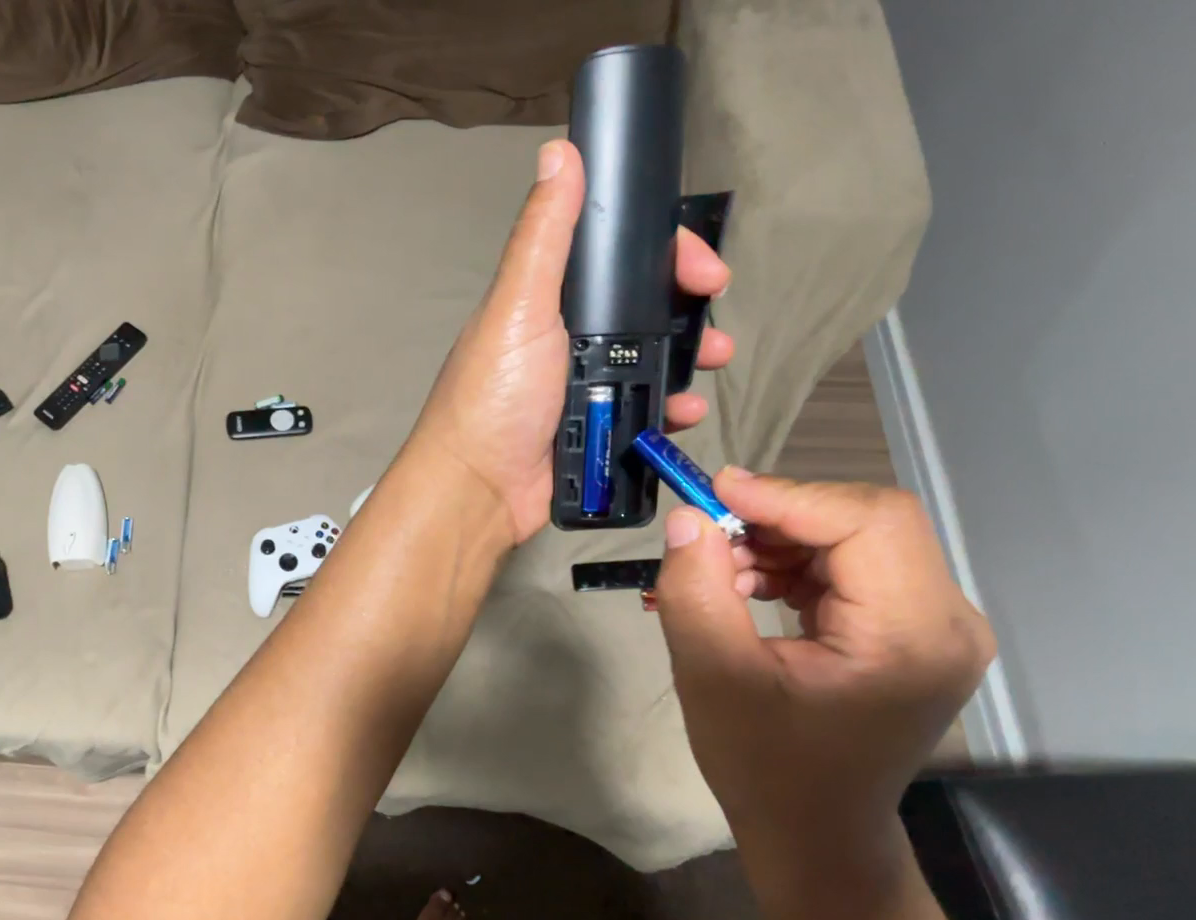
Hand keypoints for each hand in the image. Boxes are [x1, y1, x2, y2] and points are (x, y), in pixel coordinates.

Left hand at [408, 139, 735, 542]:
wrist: (479, 489)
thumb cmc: (491, 396)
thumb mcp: (517, 307)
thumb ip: (543, 236)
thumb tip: (559, 154)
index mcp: (544, 303)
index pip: (615, 262)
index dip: (662, 256)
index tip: (702, 268)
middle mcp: (563, 340)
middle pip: (643, 311)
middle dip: (688, 312)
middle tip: (716, 326)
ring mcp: (579, 388)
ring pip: (651, 360)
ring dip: (689, 359)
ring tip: (712, 367)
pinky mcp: (593, 431)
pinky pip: (645, 411)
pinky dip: (670, 408)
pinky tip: (682, 414)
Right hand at [653, 472, 997, 857]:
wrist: (813, 832)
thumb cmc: (762, 764)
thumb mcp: (713, 676)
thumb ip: (697, 590)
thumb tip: (686, 517)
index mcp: (910, 636)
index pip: (868, 522)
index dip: (789, 495)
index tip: (712, 492)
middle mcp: (945, 622)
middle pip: (870, 523)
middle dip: (782, 516)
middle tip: (709, 533)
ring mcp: (935, 628)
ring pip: (861, 539)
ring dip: (784, 539)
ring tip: (719, 568)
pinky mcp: (911, 634)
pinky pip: (857, 570)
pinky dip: (797, 564)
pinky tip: (747, 584)